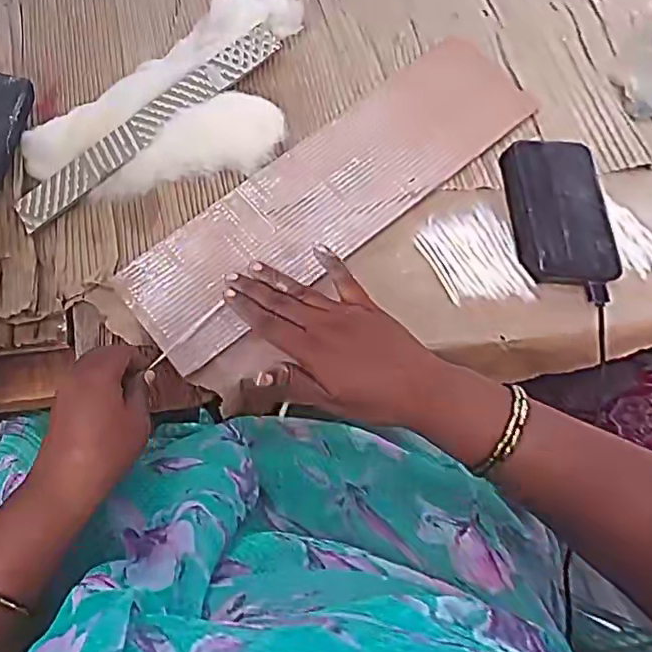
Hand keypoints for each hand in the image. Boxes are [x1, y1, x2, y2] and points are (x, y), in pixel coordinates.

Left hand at [31, 345, 153, 512]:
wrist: (66, 479)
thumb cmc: (108, 449)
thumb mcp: (137, 421)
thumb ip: (141, 392)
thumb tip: (140, 377)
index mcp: (100, 370)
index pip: (122, 350)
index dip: (139, 359)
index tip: (150, 375)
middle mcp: (78, 371)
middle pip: (103, 354)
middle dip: (121, 363)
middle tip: (138, 384)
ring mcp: (65, 385)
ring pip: (89, 367)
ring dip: (106, 374)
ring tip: (123, 398)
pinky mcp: (58, 401)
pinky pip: (80, 381)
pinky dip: (94, 385)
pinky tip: (104, 408)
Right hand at [225, 249, 457, 428]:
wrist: (422, 388)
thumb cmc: (375, 400)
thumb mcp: (329, 400)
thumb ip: (294, 385)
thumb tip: (260, 375)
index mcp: (310, 349)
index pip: (269, 325)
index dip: (246, 310)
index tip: (229, 297)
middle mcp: (322, 325)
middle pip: (280, 304)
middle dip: (253, 289)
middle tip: (233, 277)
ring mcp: (344, 313)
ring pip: (302, 291)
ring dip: (278, 278)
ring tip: (257, 266)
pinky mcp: (366, 307)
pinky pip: (345, 281)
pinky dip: (332, 265)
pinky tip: (319, 251)